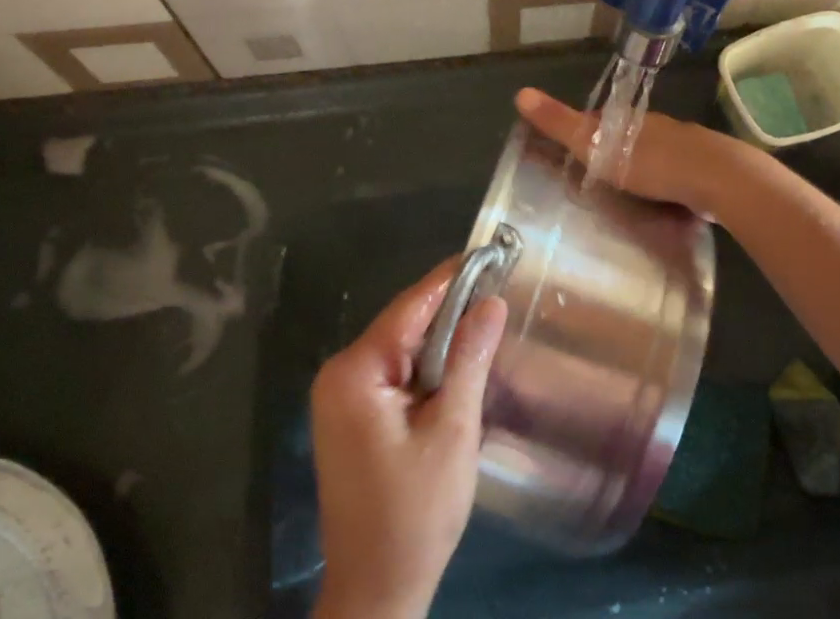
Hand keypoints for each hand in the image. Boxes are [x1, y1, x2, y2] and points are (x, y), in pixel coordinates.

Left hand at [310, 262, 507, 618]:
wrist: (377, 586)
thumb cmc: (416, 510)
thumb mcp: (452, 429)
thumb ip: (469, 360)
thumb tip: (492, 303)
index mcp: (355, 373)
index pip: (410, 307)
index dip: (452, 279)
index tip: (491, 253)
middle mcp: (338, 376)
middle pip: (402, 327)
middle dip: (450, 312)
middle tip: (501, 294)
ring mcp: (339, 400)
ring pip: (400, 352)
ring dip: (441, 344)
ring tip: (488, 327)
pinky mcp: (350, 421)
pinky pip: (393, 377)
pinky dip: (426, 371)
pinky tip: (458, 371)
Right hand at [514, 87, 749, 214]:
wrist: (719, 178)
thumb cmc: (654, 162)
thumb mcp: (598, 145)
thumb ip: (562, 124)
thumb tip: (520, 93)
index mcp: (631, 120)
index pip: (600, 120)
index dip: (584, 132)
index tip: (571, 151)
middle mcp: (658, 127)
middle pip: (628, 136)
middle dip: (614, 151)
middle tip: (596, 177)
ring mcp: (686, 147)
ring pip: (656, 154)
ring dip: (643, 168)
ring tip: (627, 193)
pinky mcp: (706, 170)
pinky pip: (678, 174)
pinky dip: (666, 183)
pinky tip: (662, 200)